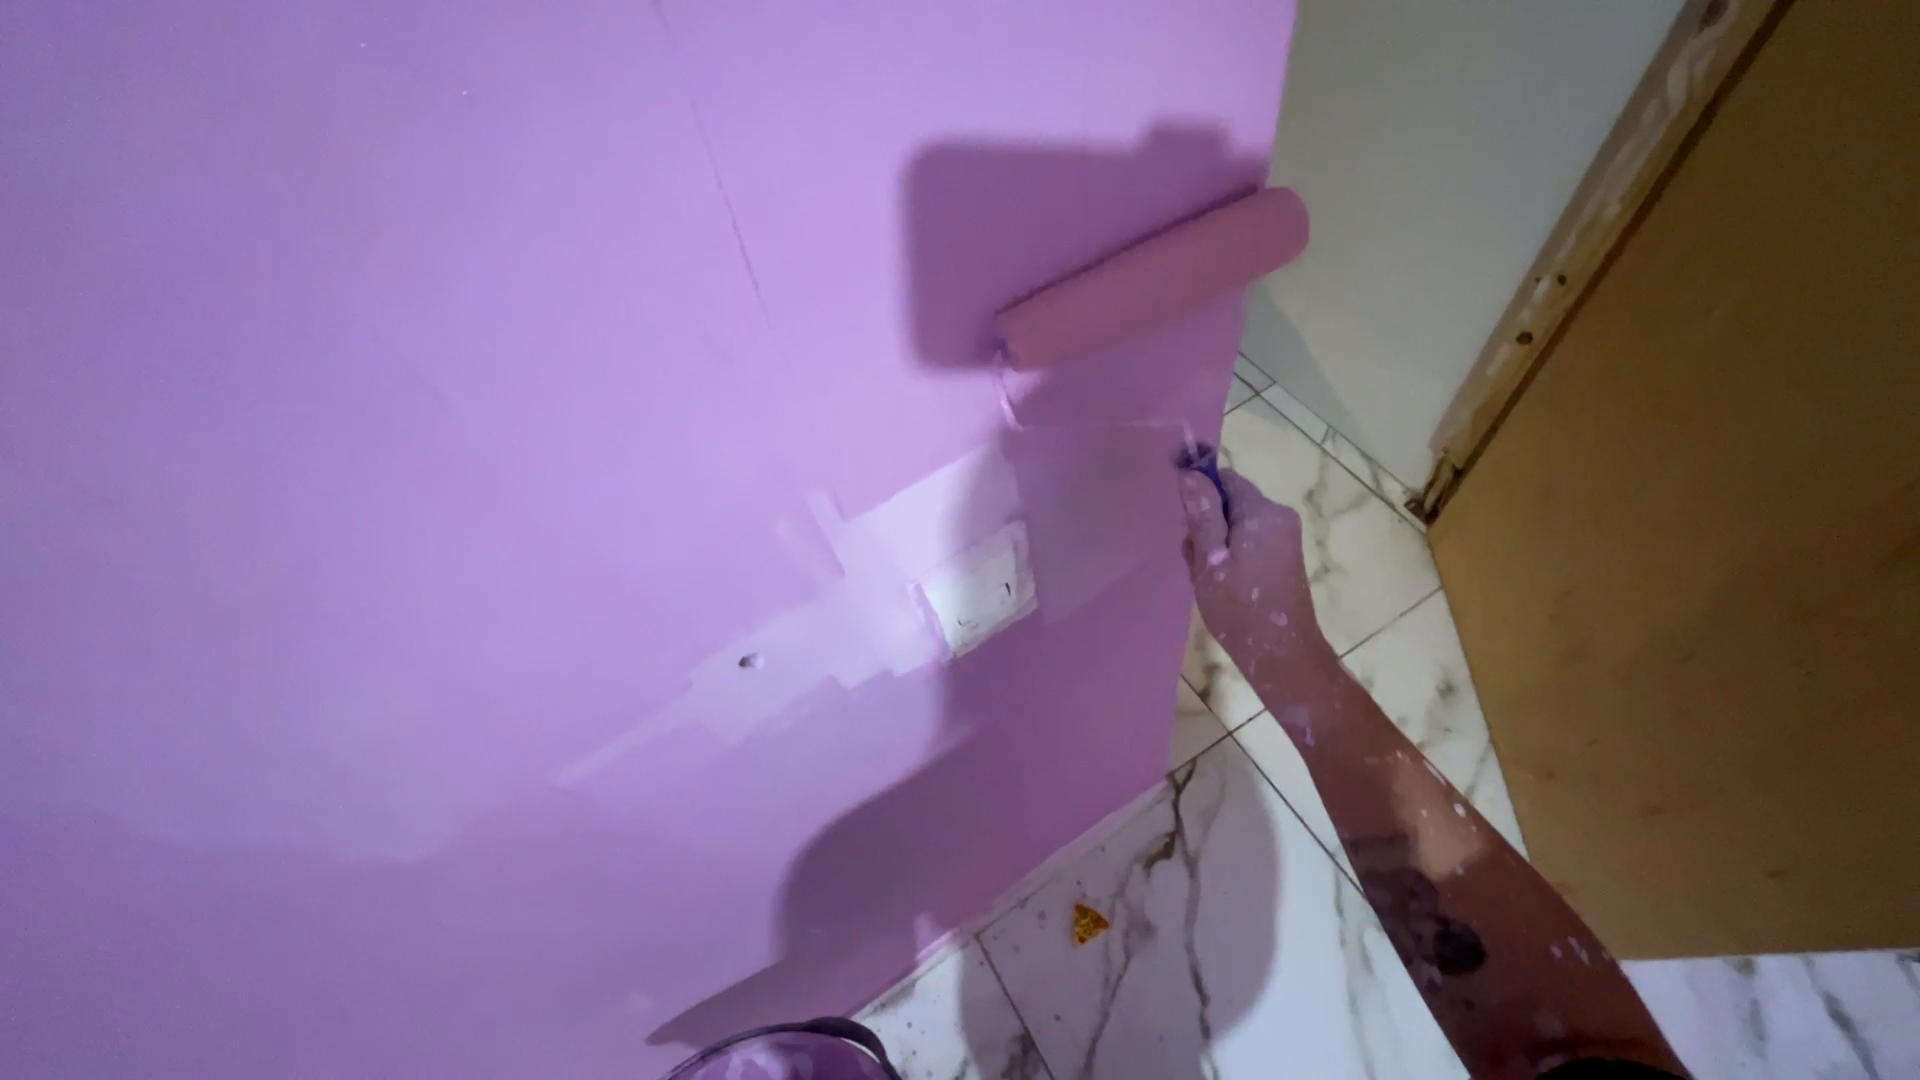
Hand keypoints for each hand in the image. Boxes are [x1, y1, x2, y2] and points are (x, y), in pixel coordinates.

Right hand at [1177, 468, 1333, 676]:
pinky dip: (1230, 556)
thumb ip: (1202, 514)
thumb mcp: (1209, 560)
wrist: (1282, 654)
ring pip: (1235, 524)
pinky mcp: (1283, 556)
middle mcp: (1279, 516)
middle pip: (1229, 502)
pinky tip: (1221, 583)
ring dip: (1215, 544)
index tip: (1185, 525)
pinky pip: (1248, 541)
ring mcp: (1284, 537)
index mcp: (1262, 512)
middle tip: (1196, 562)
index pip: (1224, 479)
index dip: (1200, 494)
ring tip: (1207, 579)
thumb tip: (1190, 474)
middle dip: (1206, 525)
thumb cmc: (1239, 608)